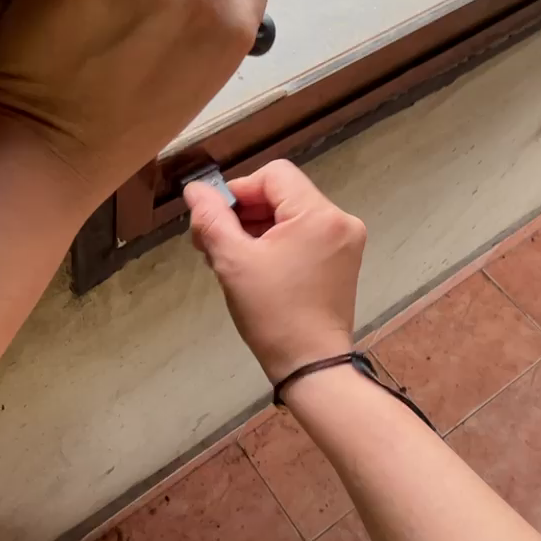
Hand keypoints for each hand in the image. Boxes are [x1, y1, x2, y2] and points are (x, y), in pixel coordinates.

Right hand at [184, 160, 364, 382]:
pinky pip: (303, 234)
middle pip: (282, 194)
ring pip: (290, 214)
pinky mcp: (342, 259)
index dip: (239, 191)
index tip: (216, 220)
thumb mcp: (232, 261)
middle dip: (245, 213)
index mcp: (319, 215)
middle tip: (213, 242)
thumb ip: (211, 217)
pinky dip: (276, 242)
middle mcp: (340, 220)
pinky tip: (254, 266)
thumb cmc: (272, 313)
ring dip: (257, 229)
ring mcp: (345, 240)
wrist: (311, 365)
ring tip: (230, 258)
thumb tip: (195, 189)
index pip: (273, 175)